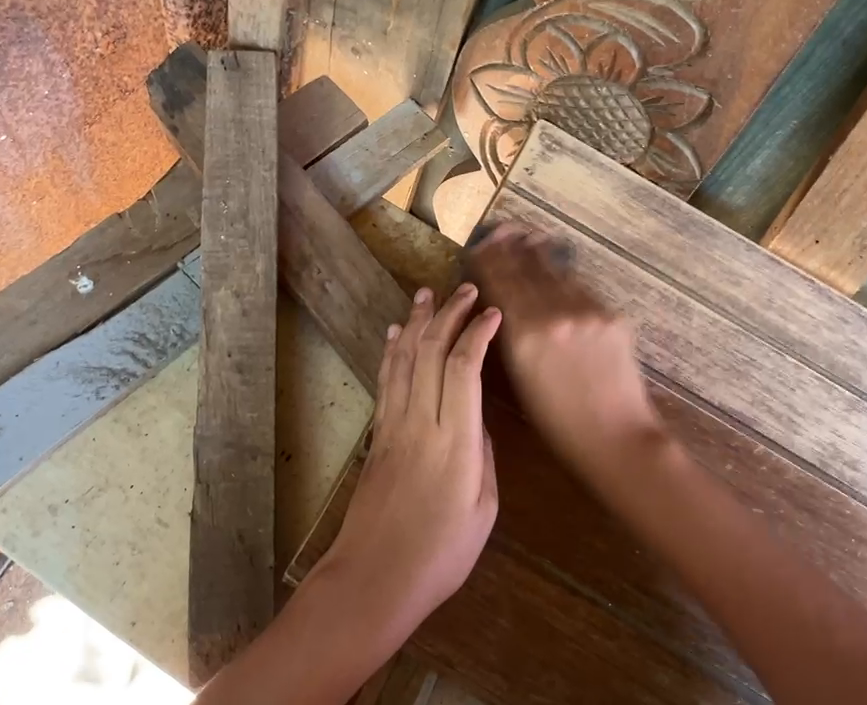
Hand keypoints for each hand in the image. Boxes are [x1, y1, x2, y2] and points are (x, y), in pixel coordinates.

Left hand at [310, 284, 499, 638]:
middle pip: (430, 351)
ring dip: (417, 322)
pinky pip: (386, 381)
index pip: (464, 367)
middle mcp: (421, 421)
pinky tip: (396, 334)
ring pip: (404, 359)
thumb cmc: (439, 553)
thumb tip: (478, 425)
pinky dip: (393, 351)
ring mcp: (393, 426)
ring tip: (426, 293)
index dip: (478, 333)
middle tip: (464, 288)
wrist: (373, 577)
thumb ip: (484, 457)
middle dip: (448, 314)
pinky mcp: (377, 436)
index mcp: (455, 440)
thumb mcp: (483, 509)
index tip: (493, 312)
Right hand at [464, 225, 662, 473]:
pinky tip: (558, 273)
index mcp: (523, 333)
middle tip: (501, 228)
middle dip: (510, 245)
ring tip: (527, 235)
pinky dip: (564, 278)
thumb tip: (497, 301)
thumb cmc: (556, 419)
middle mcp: (553, 313)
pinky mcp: (612, 314)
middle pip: (526, 267)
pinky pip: (581, 288)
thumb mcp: (518, 376)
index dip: (487, 258)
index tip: (479, 244)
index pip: (500, 280)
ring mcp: (587, 310)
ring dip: (537, 253)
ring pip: (555, 271)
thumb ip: (507, 333)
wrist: (615, 436)